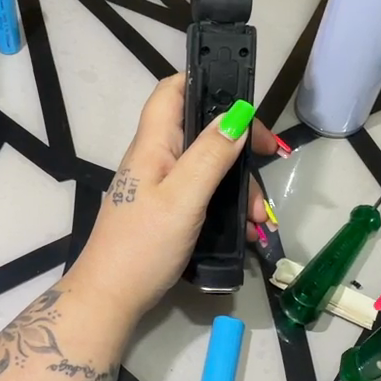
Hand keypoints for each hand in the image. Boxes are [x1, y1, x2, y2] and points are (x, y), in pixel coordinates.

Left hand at [68, 75, 275, 313]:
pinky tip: (246, 230)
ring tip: (257, 217)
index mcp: (153, 144)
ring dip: (239, 183)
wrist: (110, 298)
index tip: (244, 101)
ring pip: (208, 166)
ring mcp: (160, 186)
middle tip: (270, 160)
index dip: (205, 82)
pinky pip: (204, 194)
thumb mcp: (184, 197)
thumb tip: (237, 115)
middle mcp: (156, 158)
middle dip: (239, 144)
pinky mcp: (167, 211)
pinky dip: (227, 206)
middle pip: (202, 130)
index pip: (172, 91)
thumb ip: (210, 155)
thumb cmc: (144, 245)